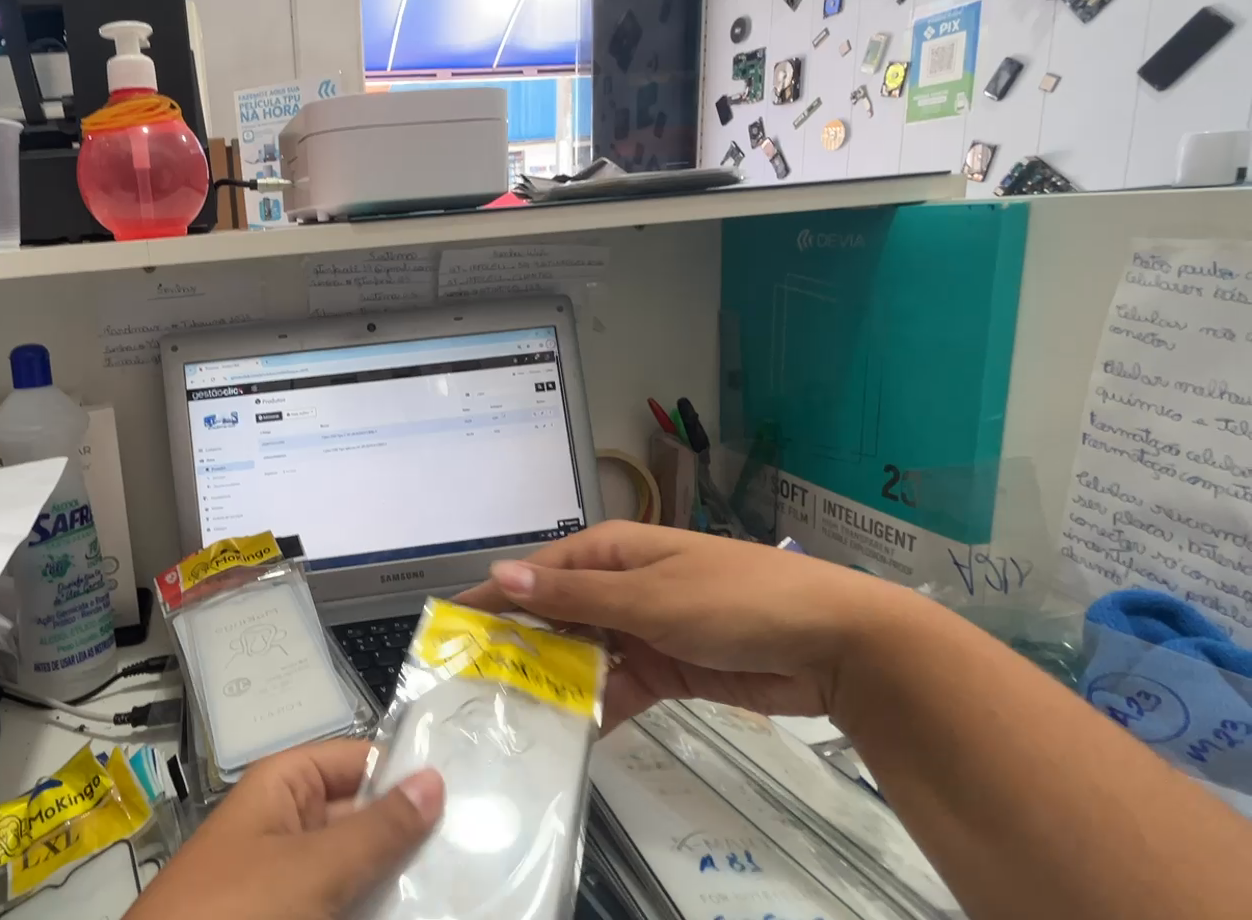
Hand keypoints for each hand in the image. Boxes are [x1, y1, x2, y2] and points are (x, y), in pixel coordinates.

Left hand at [124, 739, 442, 919]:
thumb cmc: (235, 909)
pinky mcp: (297, 916)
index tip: (472, 791)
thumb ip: (377, 829)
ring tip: (470, 884)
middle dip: (415, 834)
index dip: (409, 772)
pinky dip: (379, 908)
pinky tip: (425, 910)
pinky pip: (347, 903)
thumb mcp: (311, 868)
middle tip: (485, 847)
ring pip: (362, 869)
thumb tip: (434, 778)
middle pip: (366, 816)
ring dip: (403, 881)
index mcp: (285, 786)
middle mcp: (291, 822)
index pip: (359, 760)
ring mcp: (293, 877)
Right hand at [456, 522, 922, 727]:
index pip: (536, 573)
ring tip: (511, 719)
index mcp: (612, 553)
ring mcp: (644, 628)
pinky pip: (617, 686)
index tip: (452, 629)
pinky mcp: (667, 667)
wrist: (837, 644)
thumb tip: (501, 573)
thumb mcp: (649, 597)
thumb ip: (574, 594)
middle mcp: (621, 586)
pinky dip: (596, 707)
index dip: (494, 599)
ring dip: (556, 682)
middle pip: (555, 615)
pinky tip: (568, 736)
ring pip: (583, 654)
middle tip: (475, 687)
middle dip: (521, 647)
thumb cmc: (735, 600)